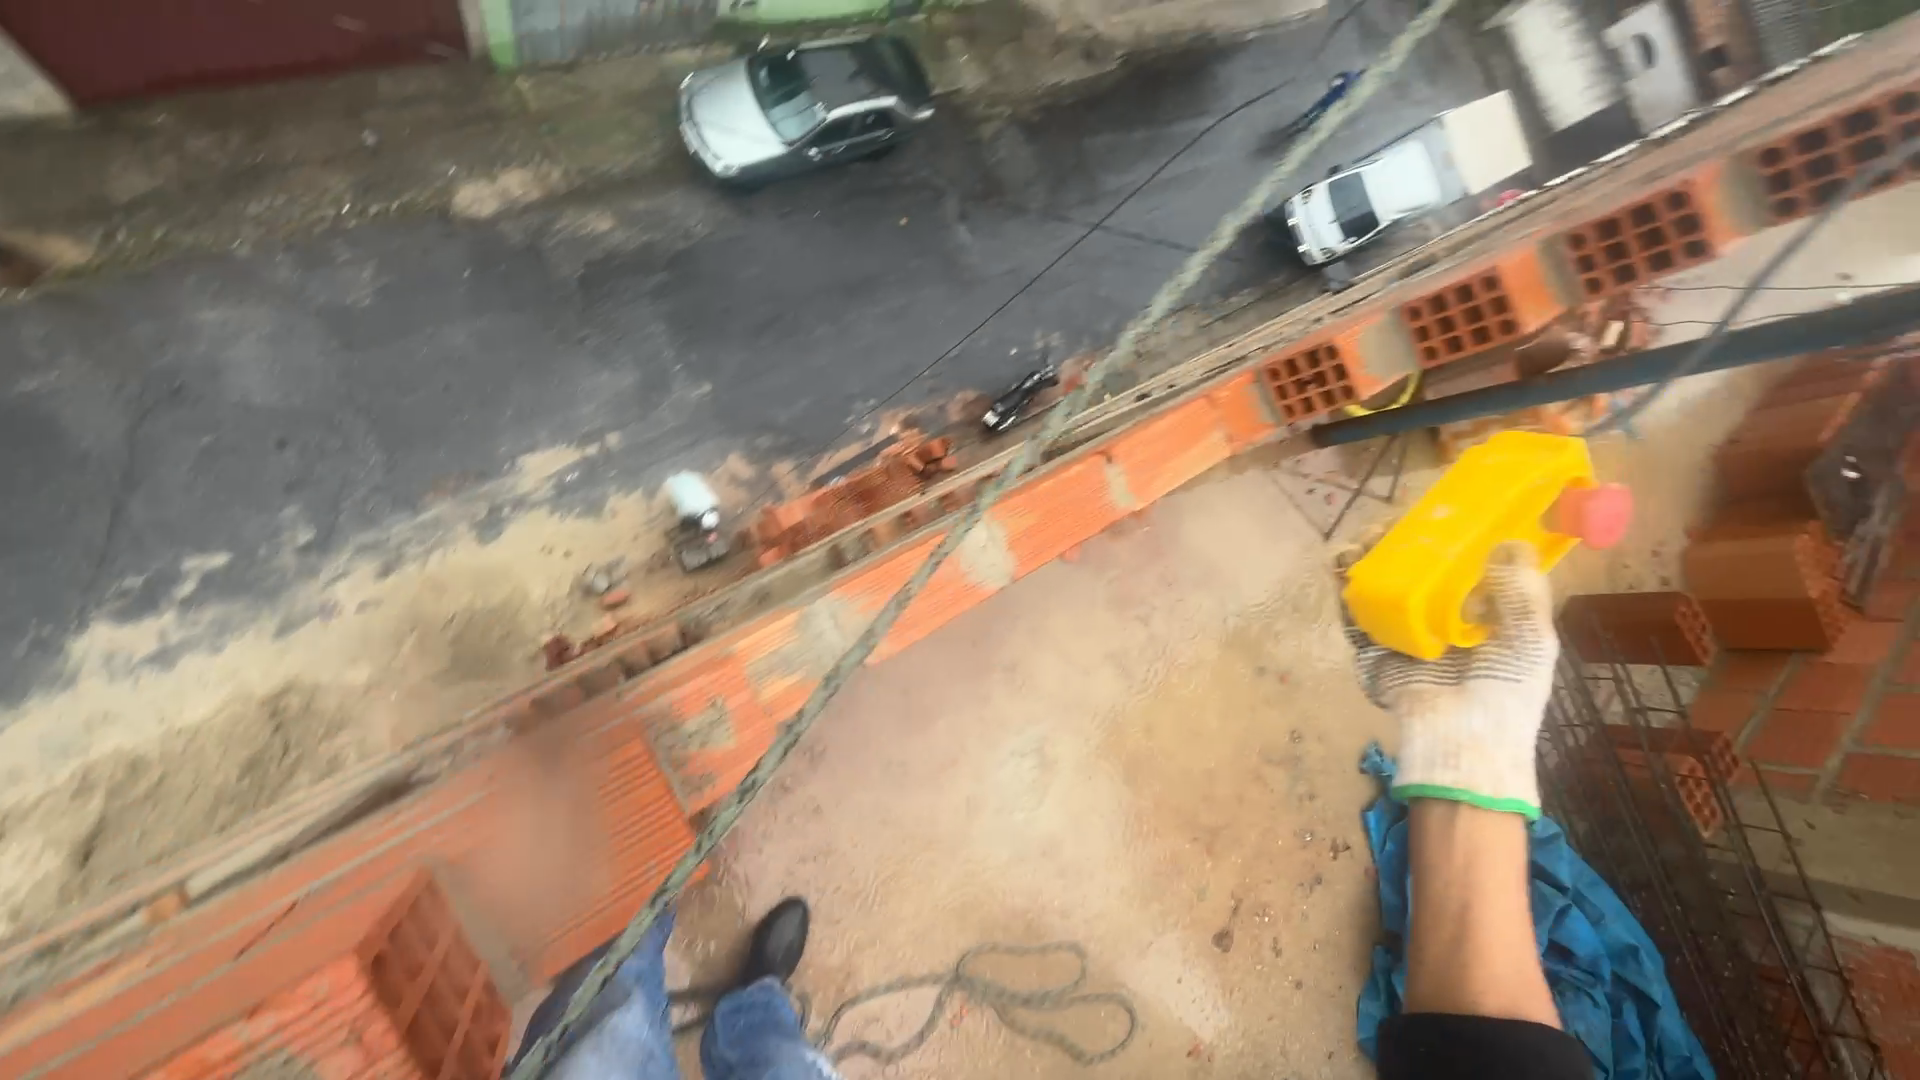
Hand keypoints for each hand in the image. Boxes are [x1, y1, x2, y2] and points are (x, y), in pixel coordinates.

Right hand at [1347, 542, 1557, 817]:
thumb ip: (1522, 593)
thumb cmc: (1505, 695)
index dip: (1444, 534)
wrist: (1460, 740)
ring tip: (1361, 543)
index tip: (1435, 514)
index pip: (1456, 560)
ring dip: (1364, 558)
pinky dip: (1346, 589)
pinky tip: (1344, 570)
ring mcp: (1400, 629)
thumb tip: (1509, 542)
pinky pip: (1353, 612)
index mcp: (1477, 609)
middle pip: (1409, 566)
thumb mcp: (1529, 641)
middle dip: (1394, 541)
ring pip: (1377, 583)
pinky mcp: (1370, 646)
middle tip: (1387, 527)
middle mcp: (1435, 613)